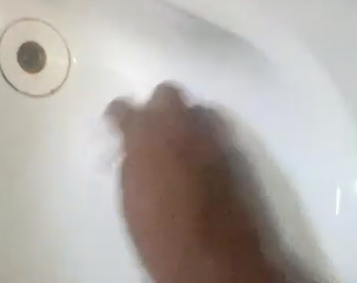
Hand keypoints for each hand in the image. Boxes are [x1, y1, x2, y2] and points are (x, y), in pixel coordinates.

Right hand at [106, 84, 280, 282]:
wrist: (218, 263)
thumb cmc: (162, 234)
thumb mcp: (131, 197)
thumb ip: (133, 162)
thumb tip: (134, 150)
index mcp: (145, 133)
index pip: (124, 107)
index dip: (119, 116)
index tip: (116, 127)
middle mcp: (179, 126)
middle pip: (168, 94)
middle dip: (159, 108)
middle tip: (154, 131)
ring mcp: (213, 139)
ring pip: (200, 111)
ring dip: (189, 122)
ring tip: (184, 145)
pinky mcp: (239, 159)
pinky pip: (220, 137)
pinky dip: (210, 144)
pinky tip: (205, 165)